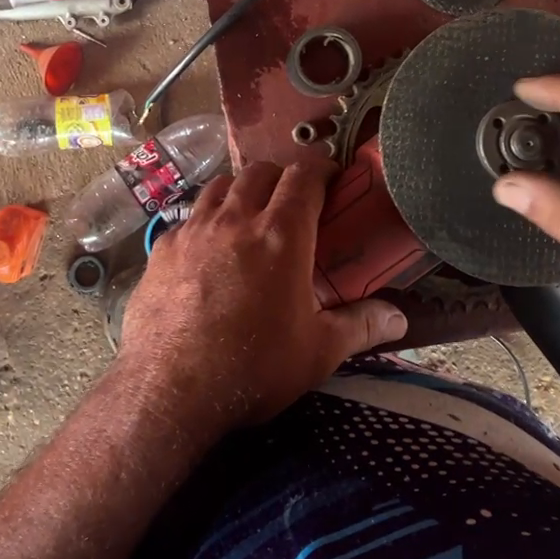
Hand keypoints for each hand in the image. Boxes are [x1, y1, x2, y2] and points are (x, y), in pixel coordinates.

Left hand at [119, 162, 407, 432]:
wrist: (171, 388)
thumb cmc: (254, 367)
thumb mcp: (318, 352)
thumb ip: (360, 326)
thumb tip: (399, 317)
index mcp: (280, 236)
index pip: (304, 177)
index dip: (321, 170)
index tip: (331, 177)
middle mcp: (234, 219)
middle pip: (259, 172)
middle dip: (280, 177)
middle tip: (292, 200)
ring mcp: (192, 230)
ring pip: (219, 187)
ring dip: (239, 192)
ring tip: (248, 215)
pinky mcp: (161, 248)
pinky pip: (186, 219)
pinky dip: (203, 223)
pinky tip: (206, 252)